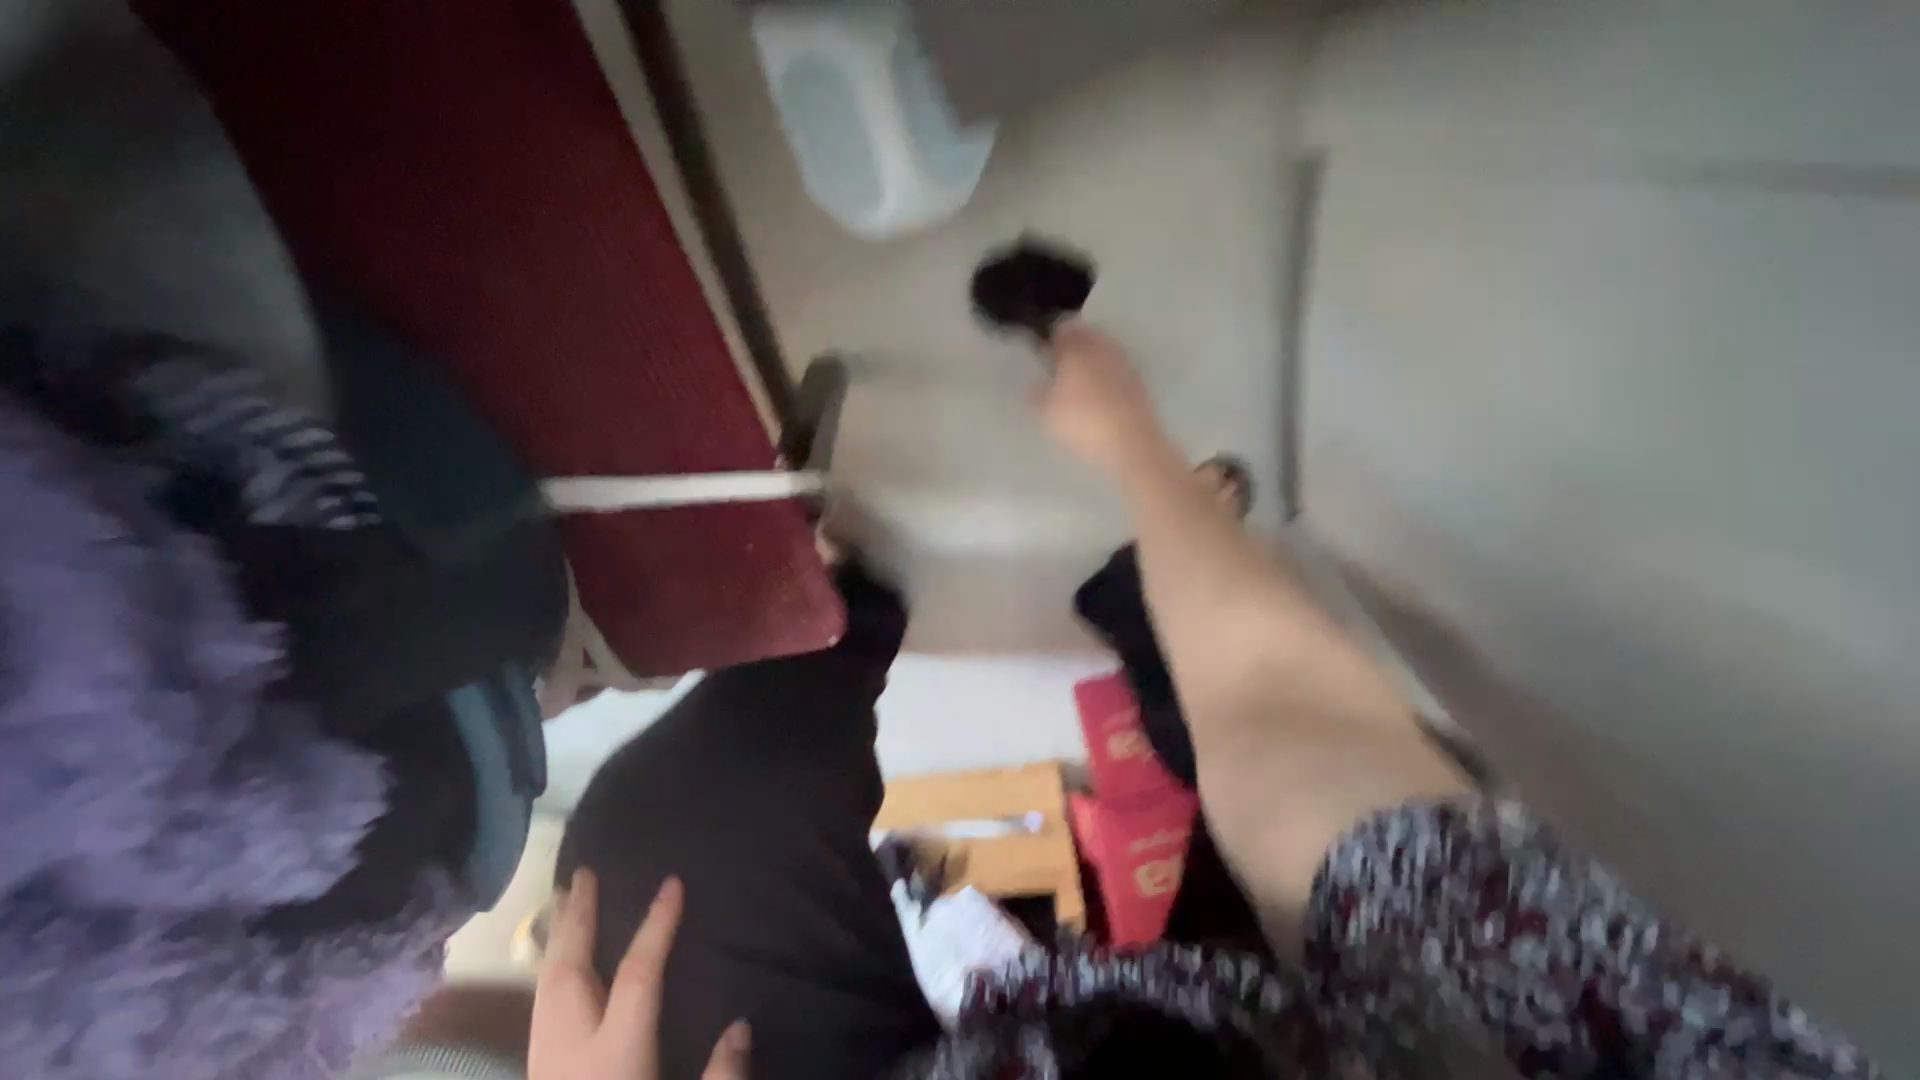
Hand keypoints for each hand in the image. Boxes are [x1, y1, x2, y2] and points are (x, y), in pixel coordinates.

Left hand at [530, 870, 748, 1079]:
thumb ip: (719, 1078)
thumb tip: (742, 1026)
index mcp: (615, 1055)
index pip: (637, 975)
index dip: (656, 926)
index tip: (673, 883)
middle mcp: (571, 1049)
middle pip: (570, 972)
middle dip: (578, 920)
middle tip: (583, 873)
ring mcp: (545, 1062)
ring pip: (546, 988)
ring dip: (557, 939)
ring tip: (564, 900)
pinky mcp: (537, 1073)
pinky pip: (540, 1005)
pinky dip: (547, 970)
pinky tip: (554, 962)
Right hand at [1036, 320, 1176, 475]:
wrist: (1131, 441)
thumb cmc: (1083, 423)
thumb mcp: (1049, 413)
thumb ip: (1037, 395)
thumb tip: (1034, 386)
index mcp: (1076, 350)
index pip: (1061, 330)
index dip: (1051, 338)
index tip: (1044, 351)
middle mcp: (1101, 348)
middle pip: (1085, 334)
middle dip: (1073, 343)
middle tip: (1062, 361)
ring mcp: (1123, 361)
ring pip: (1103, 347)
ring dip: (1092, 355)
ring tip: (1081, 376)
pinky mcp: (1138, 378)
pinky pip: (1117, 364)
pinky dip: (1108, 370)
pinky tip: (1102, 389)